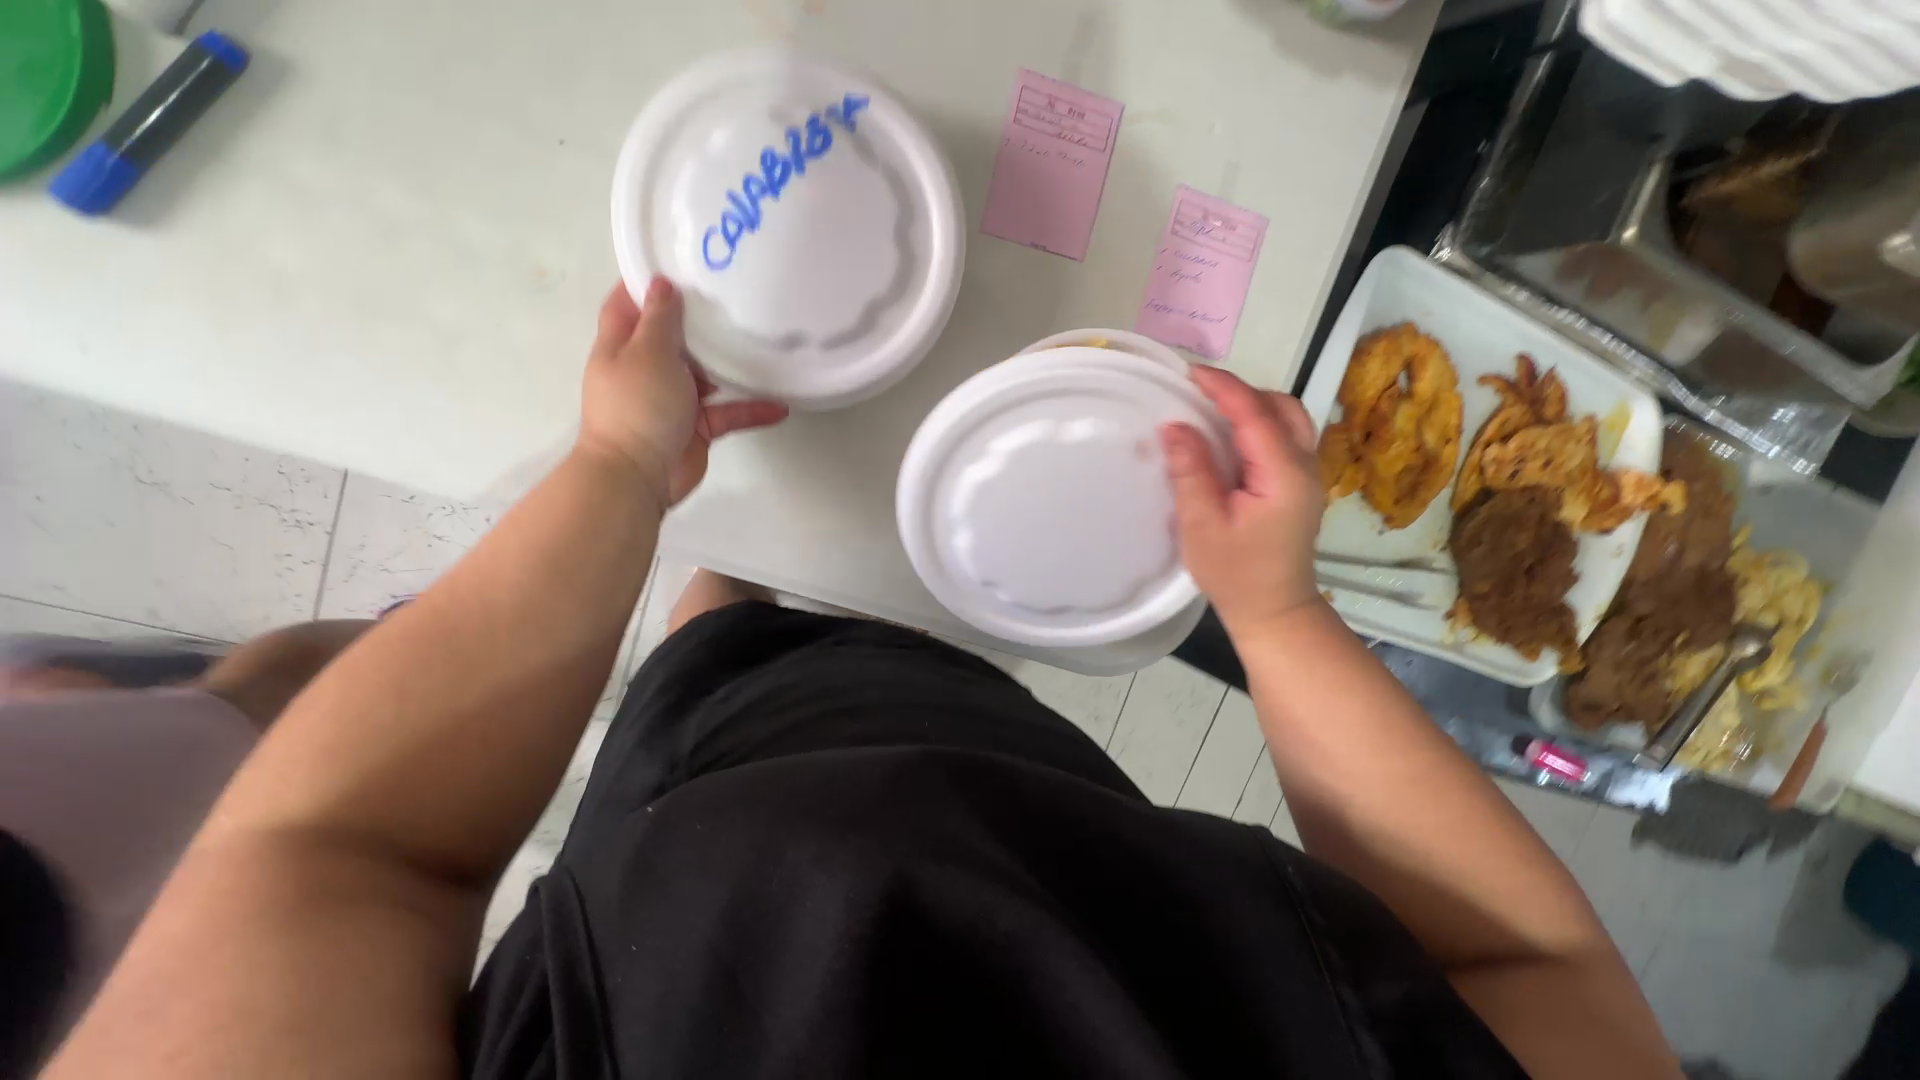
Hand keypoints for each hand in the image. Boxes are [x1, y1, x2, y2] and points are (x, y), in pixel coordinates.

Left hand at [578, 276, 787, 505]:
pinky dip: (751, 409)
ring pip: (706, 374)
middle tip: (736, 295)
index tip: (682, 261)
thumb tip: (661, 284)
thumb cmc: (637, 406)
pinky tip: (780, 405)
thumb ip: (659, 319)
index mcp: (622, 345)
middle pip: (674, 336)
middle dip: (700, 319)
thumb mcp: (648, 352)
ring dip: (731, 364)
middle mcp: (646, 368)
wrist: (638, 475)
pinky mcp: (696, 427)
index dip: (648, 281)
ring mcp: (672, 399)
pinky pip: (728, 412)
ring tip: (763, 342)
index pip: (629, 302)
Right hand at [1159, 366, 1326, 640]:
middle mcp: (1305, 466)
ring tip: (1212, 410)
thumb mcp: (1202, 526)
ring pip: (1289, 419)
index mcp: (1283, 474)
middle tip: (1199, 393)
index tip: (1189, 373)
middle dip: (1241, 391)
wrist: (1274, 611)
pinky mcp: (1300, 485)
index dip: (1223, 387)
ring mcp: (1308, 475)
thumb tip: (1174, 426)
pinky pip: (1285, 437)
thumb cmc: (1235, 574)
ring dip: (1253, 406)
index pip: (1255, 414)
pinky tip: (1229, 437)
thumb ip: (1191, 471)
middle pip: (1282, 407)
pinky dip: (1258, 424)